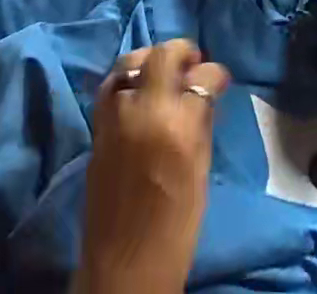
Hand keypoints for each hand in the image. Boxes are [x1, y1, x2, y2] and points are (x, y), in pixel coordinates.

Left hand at [75, 40, 230, 293]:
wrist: (126, 263)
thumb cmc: (177, 222)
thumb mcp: (201, 167)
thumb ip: (202, 121)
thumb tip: (204, 93)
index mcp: (178, 124)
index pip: (203, 76)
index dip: (215, 74)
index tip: (219, 80)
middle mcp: (143, 110)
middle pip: (162, 55)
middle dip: (182, 52)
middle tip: (193, 63)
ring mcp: (115, 117)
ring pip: (129, 62)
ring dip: (150, 60)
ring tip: (163, 71)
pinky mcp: (97, 129)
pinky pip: (111, 86)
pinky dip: (127, 78)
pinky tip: (138, 88)